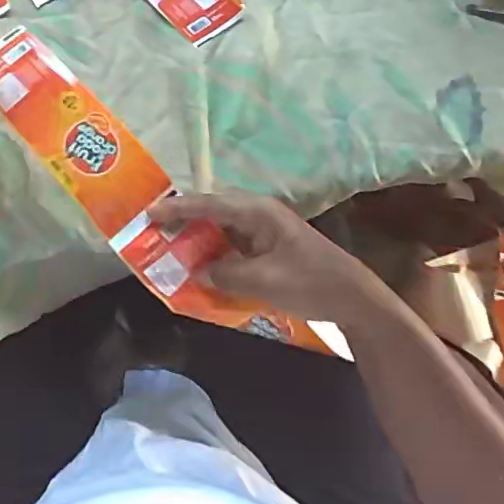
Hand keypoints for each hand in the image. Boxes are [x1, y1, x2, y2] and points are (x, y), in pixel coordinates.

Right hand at [151, 192, 399, 325]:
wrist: (355, 299)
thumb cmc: (311, 283)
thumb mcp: (264, 281)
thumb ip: (225, 275)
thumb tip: (198, 272)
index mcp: (256, 211)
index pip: (208, 204)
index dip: (176, 208)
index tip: (148, 213)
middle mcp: (256, 213)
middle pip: (210, 210)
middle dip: (181, 218)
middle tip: (151, 228)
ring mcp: (261, 229)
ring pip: (218, 227)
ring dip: (195, 236)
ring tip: (166, 245)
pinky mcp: (265, 246)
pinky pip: (229, 243)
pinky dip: (211, 251)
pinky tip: (197, 264)